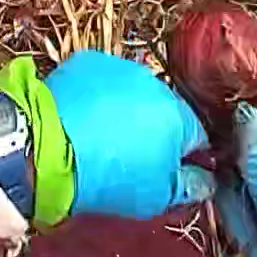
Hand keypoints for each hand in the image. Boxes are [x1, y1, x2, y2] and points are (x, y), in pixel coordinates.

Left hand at [45, 50, 214, 218]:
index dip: (187, 154)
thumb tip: (207, 179)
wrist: (50, 143)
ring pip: (136, 91)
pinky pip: (104, 79)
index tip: (170, 168)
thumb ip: (189, 185)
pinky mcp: (91, 61)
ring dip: (129, 108)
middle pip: (165, 109)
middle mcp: (154, 82)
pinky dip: (100, 94)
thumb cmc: (109, 175)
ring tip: (104, 135)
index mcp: (177, 115)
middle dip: (156, 128)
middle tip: (133, 155)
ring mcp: (121, 67)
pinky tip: (85, 116)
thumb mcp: (156, 195)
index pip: (197, 134)